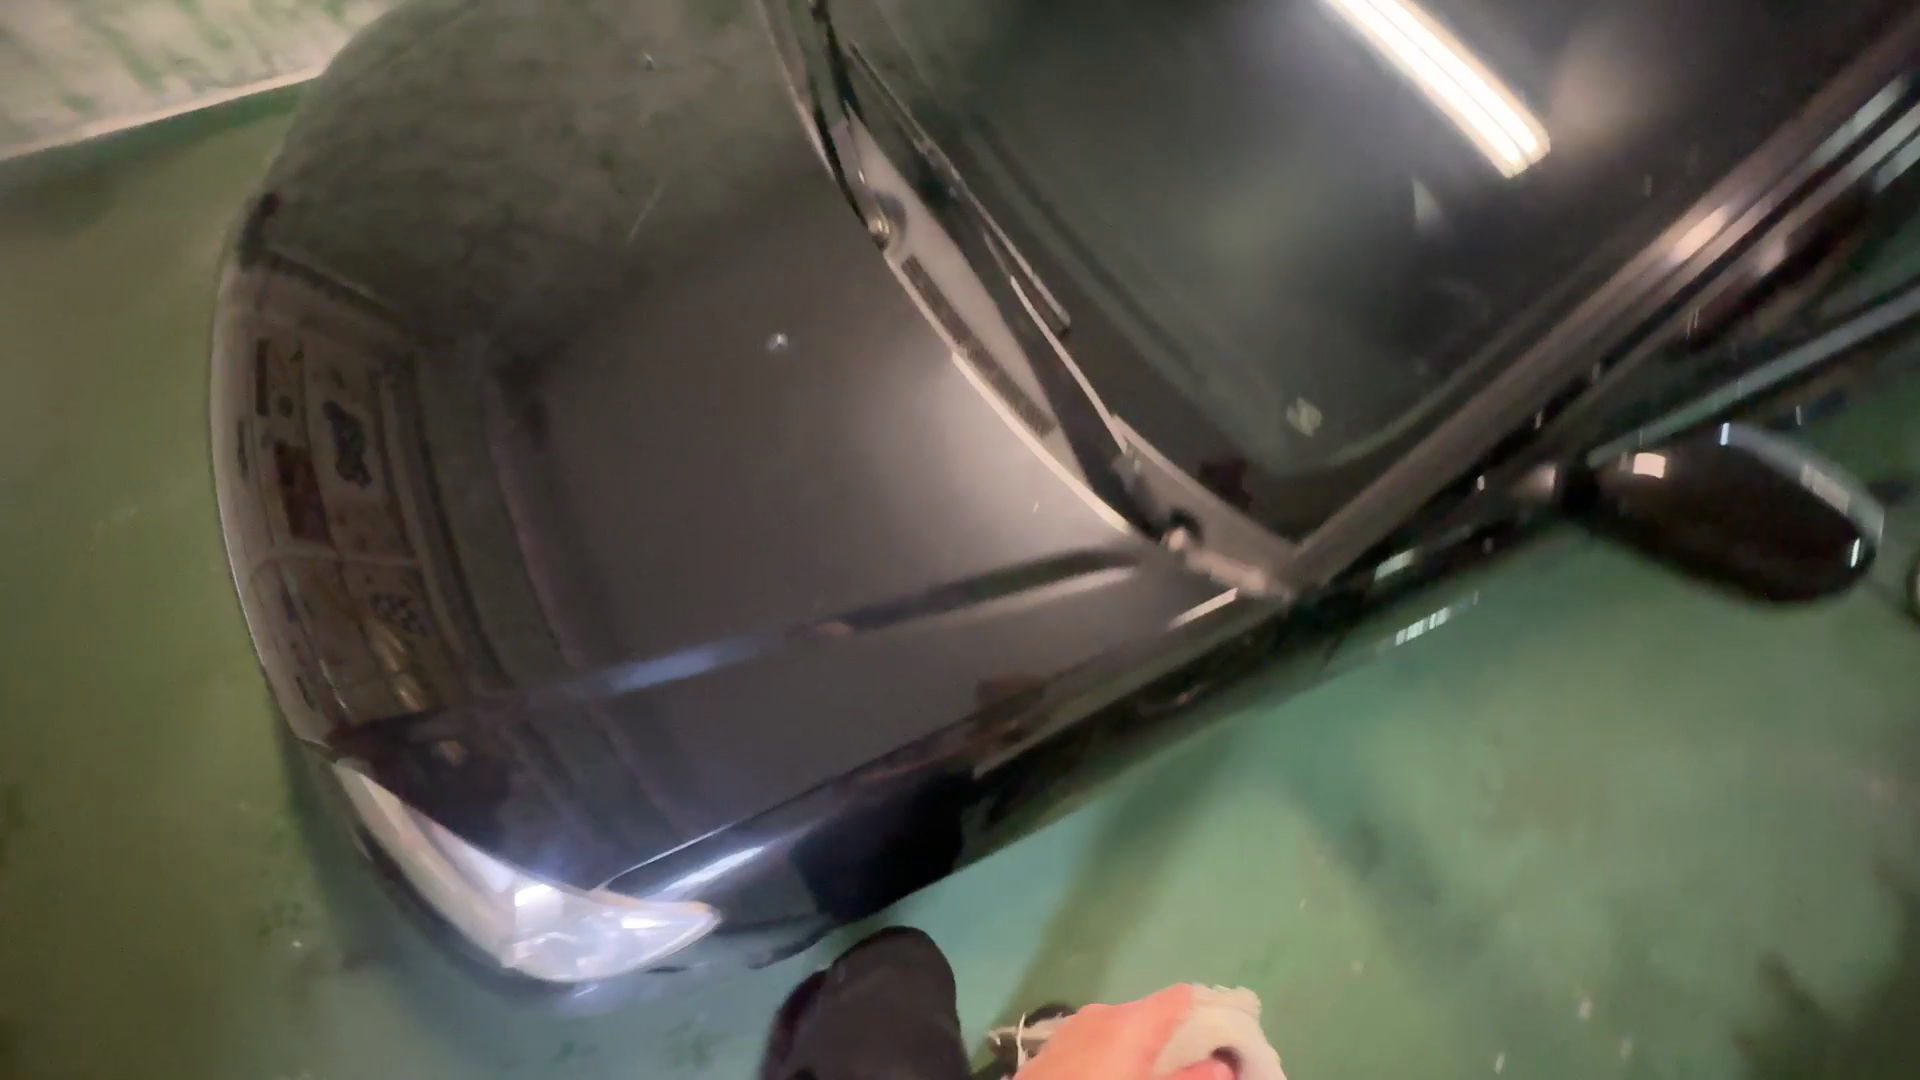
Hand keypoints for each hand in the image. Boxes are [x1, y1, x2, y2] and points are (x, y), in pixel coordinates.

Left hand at [1015, 985, 1236, 1079]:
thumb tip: (1223, 1065)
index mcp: (1131, 1023)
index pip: (1179, 998)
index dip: (1206, 1012)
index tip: (1230, 1035)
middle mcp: (1104, 1013)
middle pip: (1152, 1015)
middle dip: (1176, 1038)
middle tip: (1198, 1066)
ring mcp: (1075, 1025)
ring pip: (1123, 1029)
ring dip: (1143, 1049)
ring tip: (1158, 1072)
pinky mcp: (1057, 1044)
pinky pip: (1098, 1040)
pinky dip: (1115, 1055)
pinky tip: (1117, 1073)